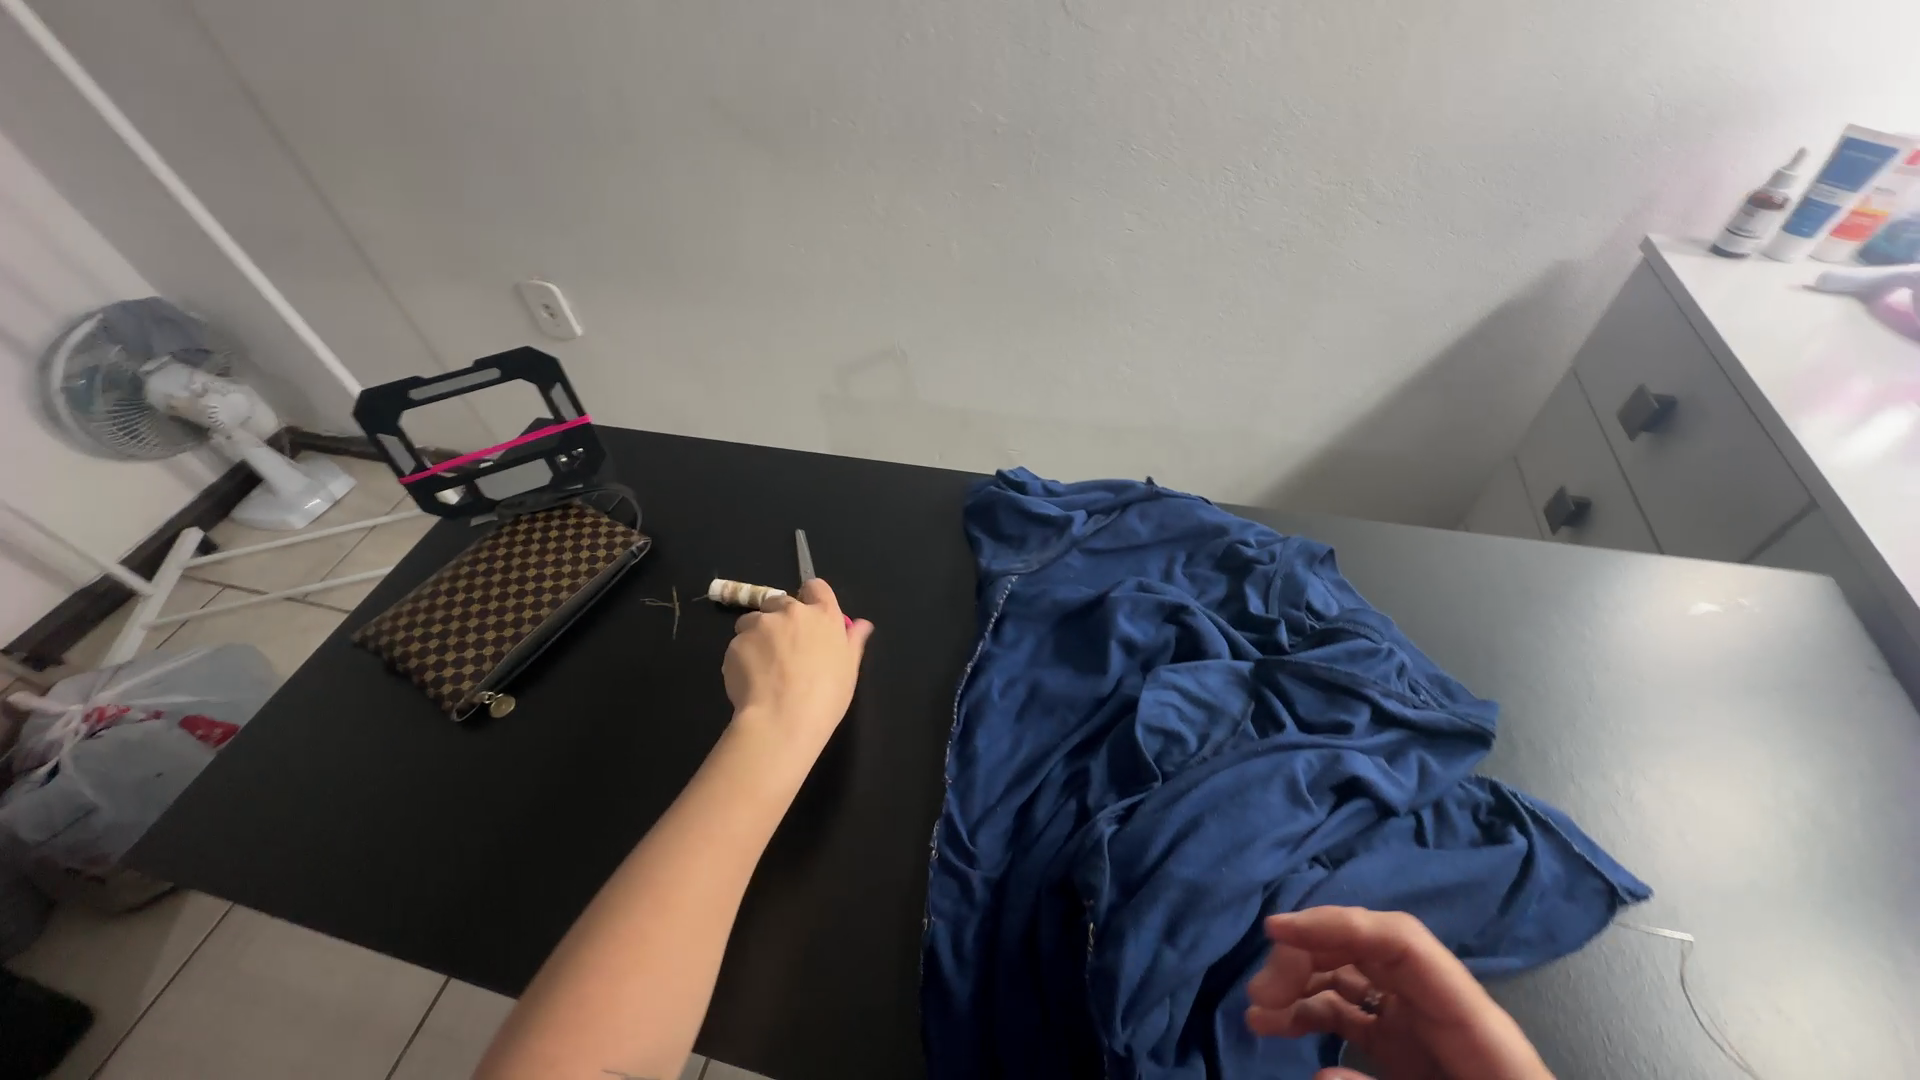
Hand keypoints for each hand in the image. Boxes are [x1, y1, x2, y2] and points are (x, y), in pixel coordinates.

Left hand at [722, 578, 873, 758]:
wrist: (783, 719)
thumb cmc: (826, 696)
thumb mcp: (849, 669)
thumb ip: (853, 641)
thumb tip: (862, 624)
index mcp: (823, 615)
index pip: (816, 587)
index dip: (810, 598)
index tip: (808, 617)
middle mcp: (792, 612)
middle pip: (781, 602)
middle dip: (780, 620)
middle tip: (784, 650)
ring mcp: (761, 625)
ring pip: (753, 621)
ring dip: (757, 636)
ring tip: (764, 668)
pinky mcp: (736, 643)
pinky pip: (738, 645)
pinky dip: (742, 658)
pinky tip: (751, 681)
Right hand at [1245, 906, 1552, 1079]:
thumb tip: (1319, 1075)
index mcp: (1471, 1020)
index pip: (1401, 941)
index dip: (1336, 924)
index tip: (1276, 930)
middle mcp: (1439, 1007)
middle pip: (1363, 950)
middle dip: (1303, 958)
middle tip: (1261, 993)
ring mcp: (1418, 1026)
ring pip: (1348, 975)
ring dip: (1297, 983)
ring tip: (1257, 1010)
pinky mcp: (1402, 1048)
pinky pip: (1348, 1011)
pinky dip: (1307, 1012)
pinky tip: (1274, 1026)